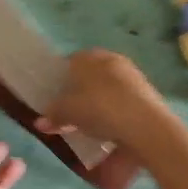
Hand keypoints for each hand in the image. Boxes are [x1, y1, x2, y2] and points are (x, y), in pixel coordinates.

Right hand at [36, 49, 187, 155]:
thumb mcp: (70, 112)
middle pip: (90, 75)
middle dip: (80, 93)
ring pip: (108, 89)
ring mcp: (132, 76)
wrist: (146, 126)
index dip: (61, 79)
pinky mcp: (147, 95)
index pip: (71, 61)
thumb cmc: (101, 109)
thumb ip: (54, 115)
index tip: (55, 98)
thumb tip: (40, 122)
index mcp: (91, 57)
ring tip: (90, 126)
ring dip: (98, 104)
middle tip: (71, 114)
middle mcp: (112, 60)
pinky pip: (123, 102)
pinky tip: (111, 131)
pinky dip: (115, 113)